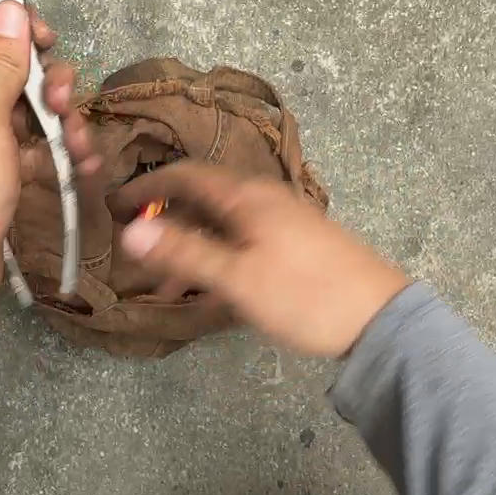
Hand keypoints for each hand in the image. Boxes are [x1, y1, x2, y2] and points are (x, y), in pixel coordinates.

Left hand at [0, 0, 97, 305]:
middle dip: (43, 76)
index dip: (4, 14)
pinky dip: (54, 149)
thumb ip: (2, 60)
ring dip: (58, 116)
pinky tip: (79, 159)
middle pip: (4, 62)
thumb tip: (9, 9)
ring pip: (24, 104)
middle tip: (58, 94)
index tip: (40, 30)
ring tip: (74, 137)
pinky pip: (29, 143)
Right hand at [110, 163, 409, 357]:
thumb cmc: (304, 295)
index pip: (185, 175)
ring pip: (222, 225)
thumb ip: (183, 253)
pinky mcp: (294, 242)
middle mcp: (263, 198)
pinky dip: (217, 258)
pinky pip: (242, 240)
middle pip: (202, 199)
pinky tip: (211, 291)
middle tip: (137, 252)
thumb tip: (131, 230)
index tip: (115, 205)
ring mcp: (281, 219)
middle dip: (166, 223)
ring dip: (191, 248)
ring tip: (167, 287)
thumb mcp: (238, 278)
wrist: (380, 320)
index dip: (146, 186)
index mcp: (247, 196)